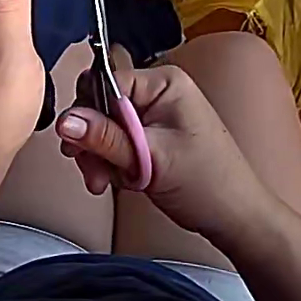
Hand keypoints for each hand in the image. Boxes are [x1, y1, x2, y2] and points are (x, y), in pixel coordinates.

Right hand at [55, 64, 279, 245]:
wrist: (234, 218)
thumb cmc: (210, 183)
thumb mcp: (152, 158)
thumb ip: (106, 138)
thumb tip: (67, 120)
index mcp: (164, 83)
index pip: (106, 82)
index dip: (88, 112)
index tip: (77, 142)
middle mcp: (157, 93)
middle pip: (100, 105)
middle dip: (91, 141)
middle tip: (94, 170)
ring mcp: (152, 115)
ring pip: (103, 127)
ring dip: (98, 157)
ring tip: (105, 181)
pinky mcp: (148, 137)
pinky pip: (114, 142)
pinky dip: (109, 164)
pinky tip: (116, 180)